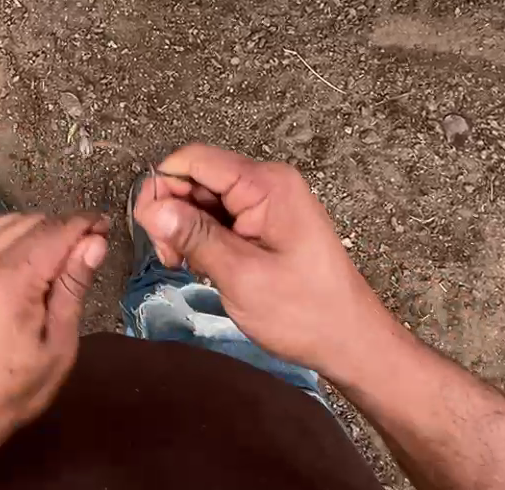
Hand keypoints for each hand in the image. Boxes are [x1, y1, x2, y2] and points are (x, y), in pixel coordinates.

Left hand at [0, 213, 109, 450]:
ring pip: (10, 221)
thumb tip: (95, 242)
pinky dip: (11, 236)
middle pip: (34, 222)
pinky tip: (23, 261)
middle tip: (85, 249)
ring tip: (56, 258)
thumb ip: (74, 287)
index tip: (104, 224)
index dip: (84, 224)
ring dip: (38, 230)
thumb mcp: (57, 346)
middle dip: (63, 229)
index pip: (55, 232)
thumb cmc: (12, 388)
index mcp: (9, 282)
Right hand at [133, 145, 395, 382]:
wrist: (353, 345)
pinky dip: (201, 236)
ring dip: (184, 228)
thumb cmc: (303, 313)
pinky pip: (218, 213)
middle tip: (170, 257)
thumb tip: (150, 207)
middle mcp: (265, 181)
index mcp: (265, 183)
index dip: (163, 185)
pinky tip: (202, 264)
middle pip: (195, 177)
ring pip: (202, 197)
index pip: (194, 159)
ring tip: (186, 265)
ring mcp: (265, 199)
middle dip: (173, 212)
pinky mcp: (263, 219)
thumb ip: (194, 236)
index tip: (151, 227)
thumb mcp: (241, 276)